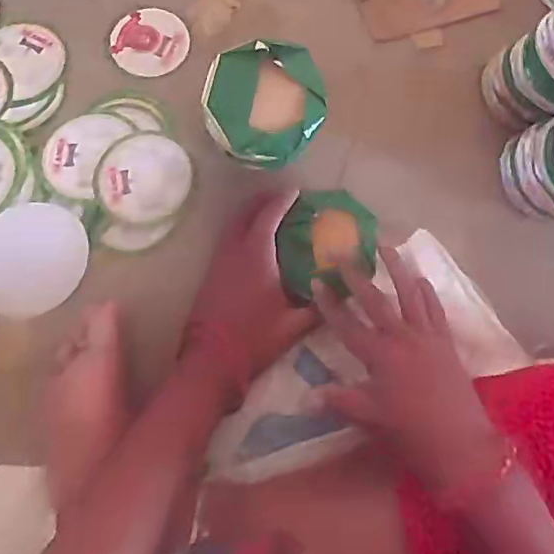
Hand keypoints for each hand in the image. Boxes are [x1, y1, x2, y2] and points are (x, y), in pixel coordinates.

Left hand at [183, 189, 318, 394]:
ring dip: (250, 215)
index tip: (296, 192)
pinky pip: (228, 240)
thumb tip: (343, 292)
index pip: (269, 216)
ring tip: (267, 214)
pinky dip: (242, 230)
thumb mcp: (294, 325)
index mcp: (257, 254)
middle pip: (247, 214)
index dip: (282, 201)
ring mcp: (220, 261)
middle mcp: (235, 251)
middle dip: (264, 202)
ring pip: (234, 226)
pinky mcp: (211, 274)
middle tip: (282, 198)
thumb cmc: (254, 339)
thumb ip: (319, 306)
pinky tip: (251, 242)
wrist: (211, 361)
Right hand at [313, 248, 504, 493]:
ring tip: (386, 246)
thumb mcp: (371, 418)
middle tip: (345, 254)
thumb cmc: (410, 431)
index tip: (317, 281)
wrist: (459, 441)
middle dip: (357, 276)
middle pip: (375, 300)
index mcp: (378, 356)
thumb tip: (306, 397)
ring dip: (396, 268)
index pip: (347, 325)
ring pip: (408, 293)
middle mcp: (400, 337)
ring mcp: (424, 335)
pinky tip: (420, 278)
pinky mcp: (445, 339)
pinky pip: (434, 308)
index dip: (330, 303)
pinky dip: (427, 291)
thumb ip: (339, 401)